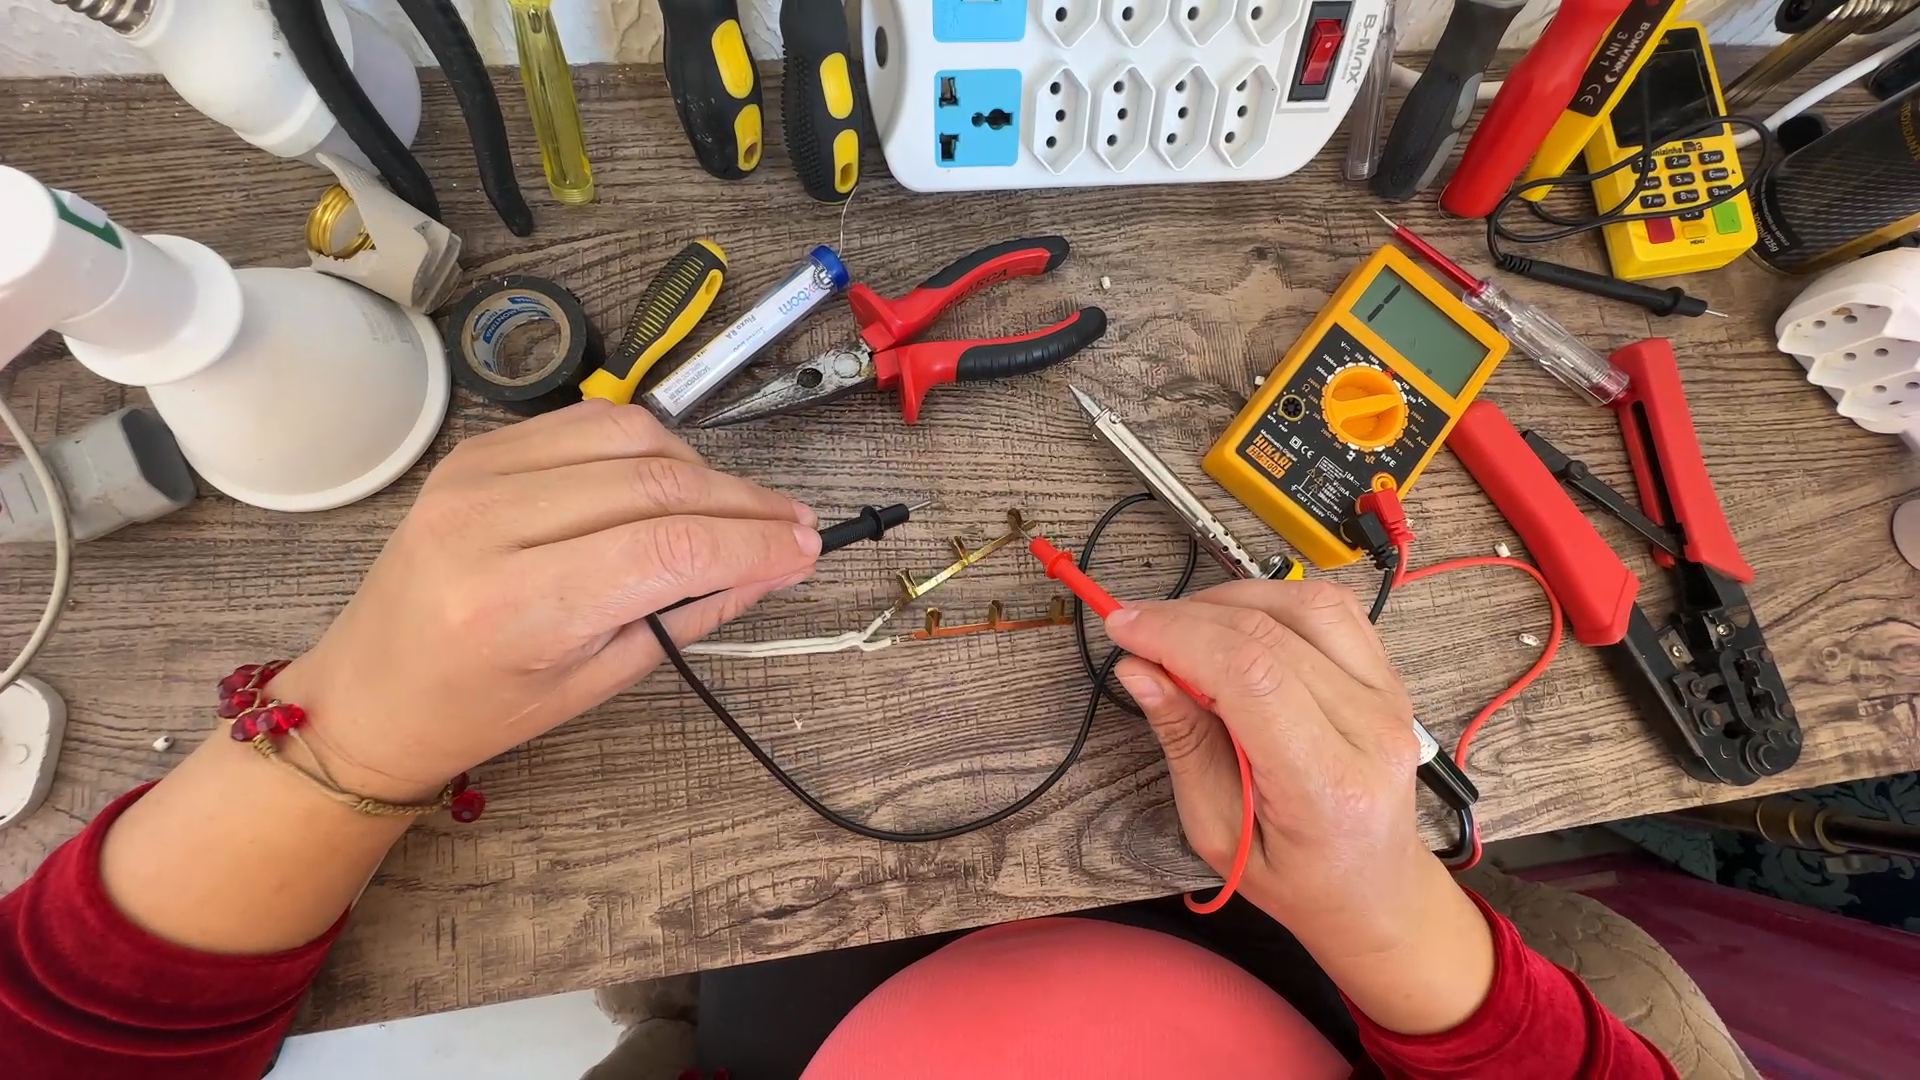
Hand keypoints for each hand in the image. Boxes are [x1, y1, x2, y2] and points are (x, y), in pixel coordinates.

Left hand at [273, 400, 820, 800]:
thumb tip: (778, 565)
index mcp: (519, 606)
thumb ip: (698, 610)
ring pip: (637, 439)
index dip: (756, 542)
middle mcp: (491, 523)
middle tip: (797, 526)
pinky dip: (658, 447)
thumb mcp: (606, 677)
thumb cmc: (491, 706)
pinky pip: (596, 423)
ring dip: (708, 472)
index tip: (809, 548)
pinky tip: (682, 481)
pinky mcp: (479, 449)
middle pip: (661, 486)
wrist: (372, 690)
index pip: (672, 548)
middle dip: (748, 505)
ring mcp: (477, 473)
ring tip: (741, 511)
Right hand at [1104, 580, 1494, 1033]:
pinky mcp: (1387, 674)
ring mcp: (1389, 694)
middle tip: (1134, 627)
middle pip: (1267, 633)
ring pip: (1302, 603)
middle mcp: (1372, 728)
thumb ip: (1183, 742)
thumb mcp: (1216, 830)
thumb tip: (1138, 669)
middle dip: (1184, 617)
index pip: (1249, 675)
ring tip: (1183, 626)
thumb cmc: (1294, 876)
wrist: (1375, 889)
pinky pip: (1328, 606)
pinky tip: (1233, 620)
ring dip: (1227, 600)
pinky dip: (1269, 597)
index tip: (1121, 629)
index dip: (1177, 636)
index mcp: (1328, 785)